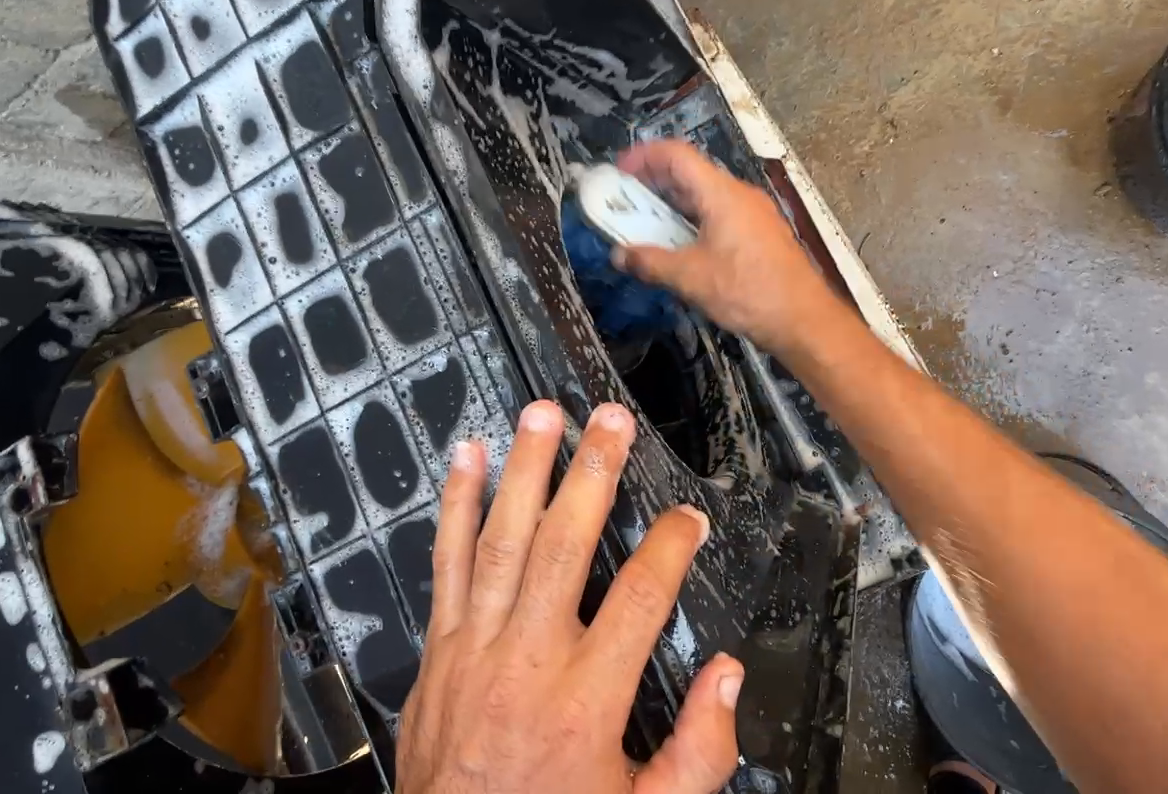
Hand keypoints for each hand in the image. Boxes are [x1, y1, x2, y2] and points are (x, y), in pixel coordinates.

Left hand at [397, 400, 745, 793]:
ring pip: (503, 539)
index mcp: (586, 699)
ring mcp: (475, 645)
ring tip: (542, 414)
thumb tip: (728, 672)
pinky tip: (465, 456)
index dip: (671, 547)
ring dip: (524, 469)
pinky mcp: (439, 646)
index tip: (690, 516)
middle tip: (611, 419)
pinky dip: (455, 505)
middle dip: (592, 475)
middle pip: (564, 546)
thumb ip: (698, 753)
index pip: (641, 597)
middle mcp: (528, 658)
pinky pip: (446, 564)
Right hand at [613, 139, 843, 357]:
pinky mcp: (760, 234)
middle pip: (690, 173)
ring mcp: (753, 214)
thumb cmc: (749, 292)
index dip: (644, 156)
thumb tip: (621, 256)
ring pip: (705, 197)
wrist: (804, 319)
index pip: (677, 155)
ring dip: (673, 206)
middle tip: (625, 201)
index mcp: (722, 194)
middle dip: (654, 184)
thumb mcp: (691, 277)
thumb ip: (651, 262)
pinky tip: (679, 247)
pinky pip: (719, 215)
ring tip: (646, 226)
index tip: (619, 172)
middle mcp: (739, 195)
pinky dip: (693, 222)